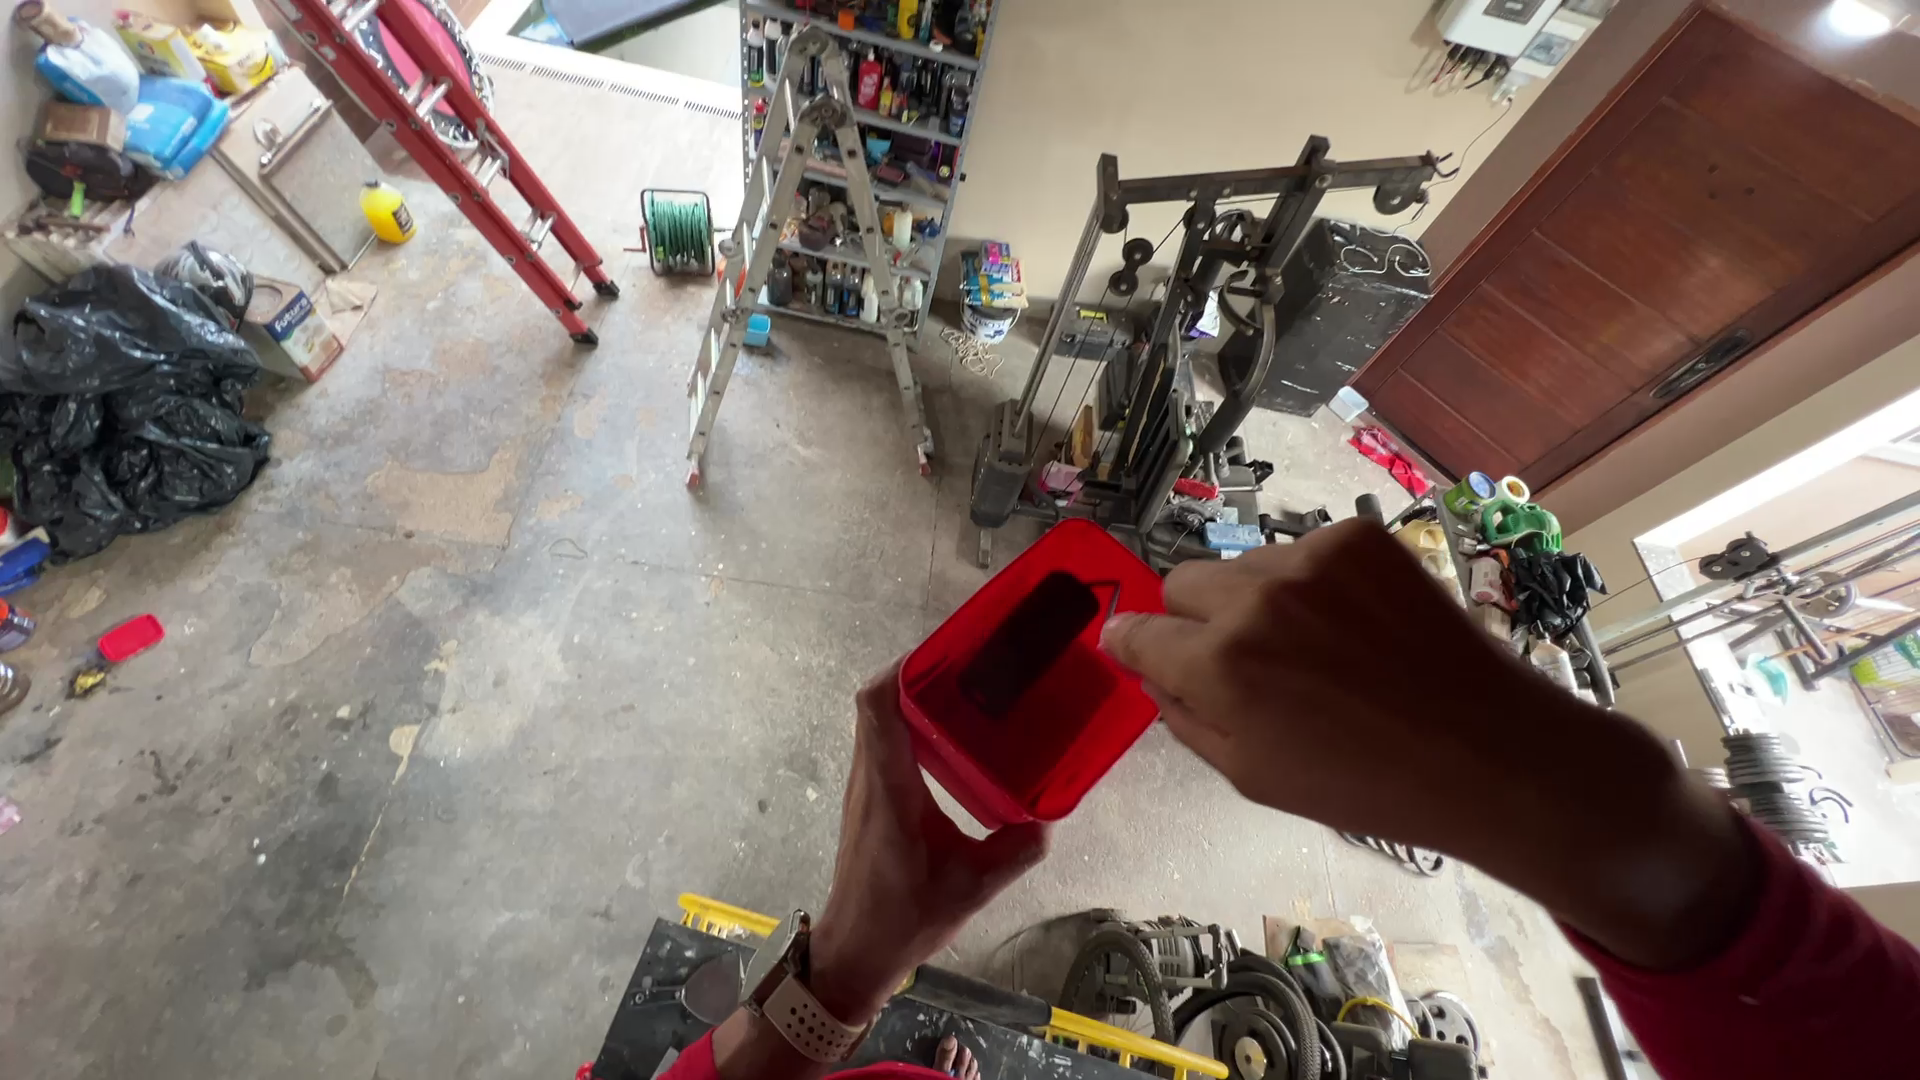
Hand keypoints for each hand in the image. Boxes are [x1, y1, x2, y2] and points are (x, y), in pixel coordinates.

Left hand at [807, 664, 1049, 1022]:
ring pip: (876, 718)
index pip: (877, 707)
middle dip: (915, 674)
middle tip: (964, 667)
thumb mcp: (972, 886)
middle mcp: (869, 775)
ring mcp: (864, 783)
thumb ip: (1014, 852)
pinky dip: (906, 722)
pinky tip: (946, 736)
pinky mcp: (868, 794)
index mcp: (889, 787)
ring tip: (960, 692)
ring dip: (909, 696)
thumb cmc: (906, 917)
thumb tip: (1048, 818)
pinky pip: (881, 739)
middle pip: (876, 702)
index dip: (902, 670)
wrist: (857, 949)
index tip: (942, 654)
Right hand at [1099, 519, 1759, 969]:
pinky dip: (1306, 584)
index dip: (1129, 641)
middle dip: (1194, 619)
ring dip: (1252, 599)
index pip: (1136, 632)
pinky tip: (1348, 620)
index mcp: (1218, 666)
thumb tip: (1150, 673)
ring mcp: (1307, 560)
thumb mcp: (1250, 776)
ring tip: (1309, 641)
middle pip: (1180, 583)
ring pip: (1239, 565)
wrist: (1493, 753)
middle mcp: (1251, 600)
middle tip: (1239, 655)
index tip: (1132, 645)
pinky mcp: (1356, 537)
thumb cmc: (1362, 783)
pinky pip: (1296, 552)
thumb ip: (1183, 718)